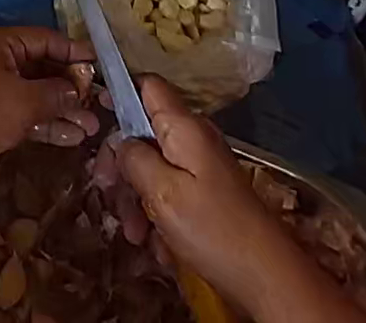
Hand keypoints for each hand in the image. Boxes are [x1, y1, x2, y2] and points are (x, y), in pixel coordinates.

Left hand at [0, 27, 100, 170]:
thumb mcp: (24, 100)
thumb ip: (56, 92)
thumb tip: (78, 89)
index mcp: (2, 43)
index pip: (46, 39)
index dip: (74, 52)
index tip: (100, 65)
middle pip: (43, 67)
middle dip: (71, 87)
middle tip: (98, 103)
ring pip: (36, 93)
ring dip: (63, 109)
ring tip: (91, 127)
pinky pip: (25, 112)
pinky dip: (46, 122)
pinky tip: (71, 137)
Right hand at [113, 77, 364, 321]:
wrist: (269, 278)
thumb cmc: (213, 229)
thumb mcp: (163, 193)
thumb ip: (135, 159)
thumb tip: (120, 140)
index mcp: (183, 126)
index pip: (148, 85)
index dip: (120, 91)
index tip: (96, 111)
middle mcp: (192, 138)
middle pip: (144, 131)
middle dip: (122, 162)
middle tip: (106, 193)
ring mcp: (201, 166)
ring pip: (154, 166)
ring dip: (137, 197)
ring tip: (134, 235)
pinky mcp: (206, 193)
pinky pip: (170, 190)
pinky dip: (158, 214)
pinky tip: (156, 247)